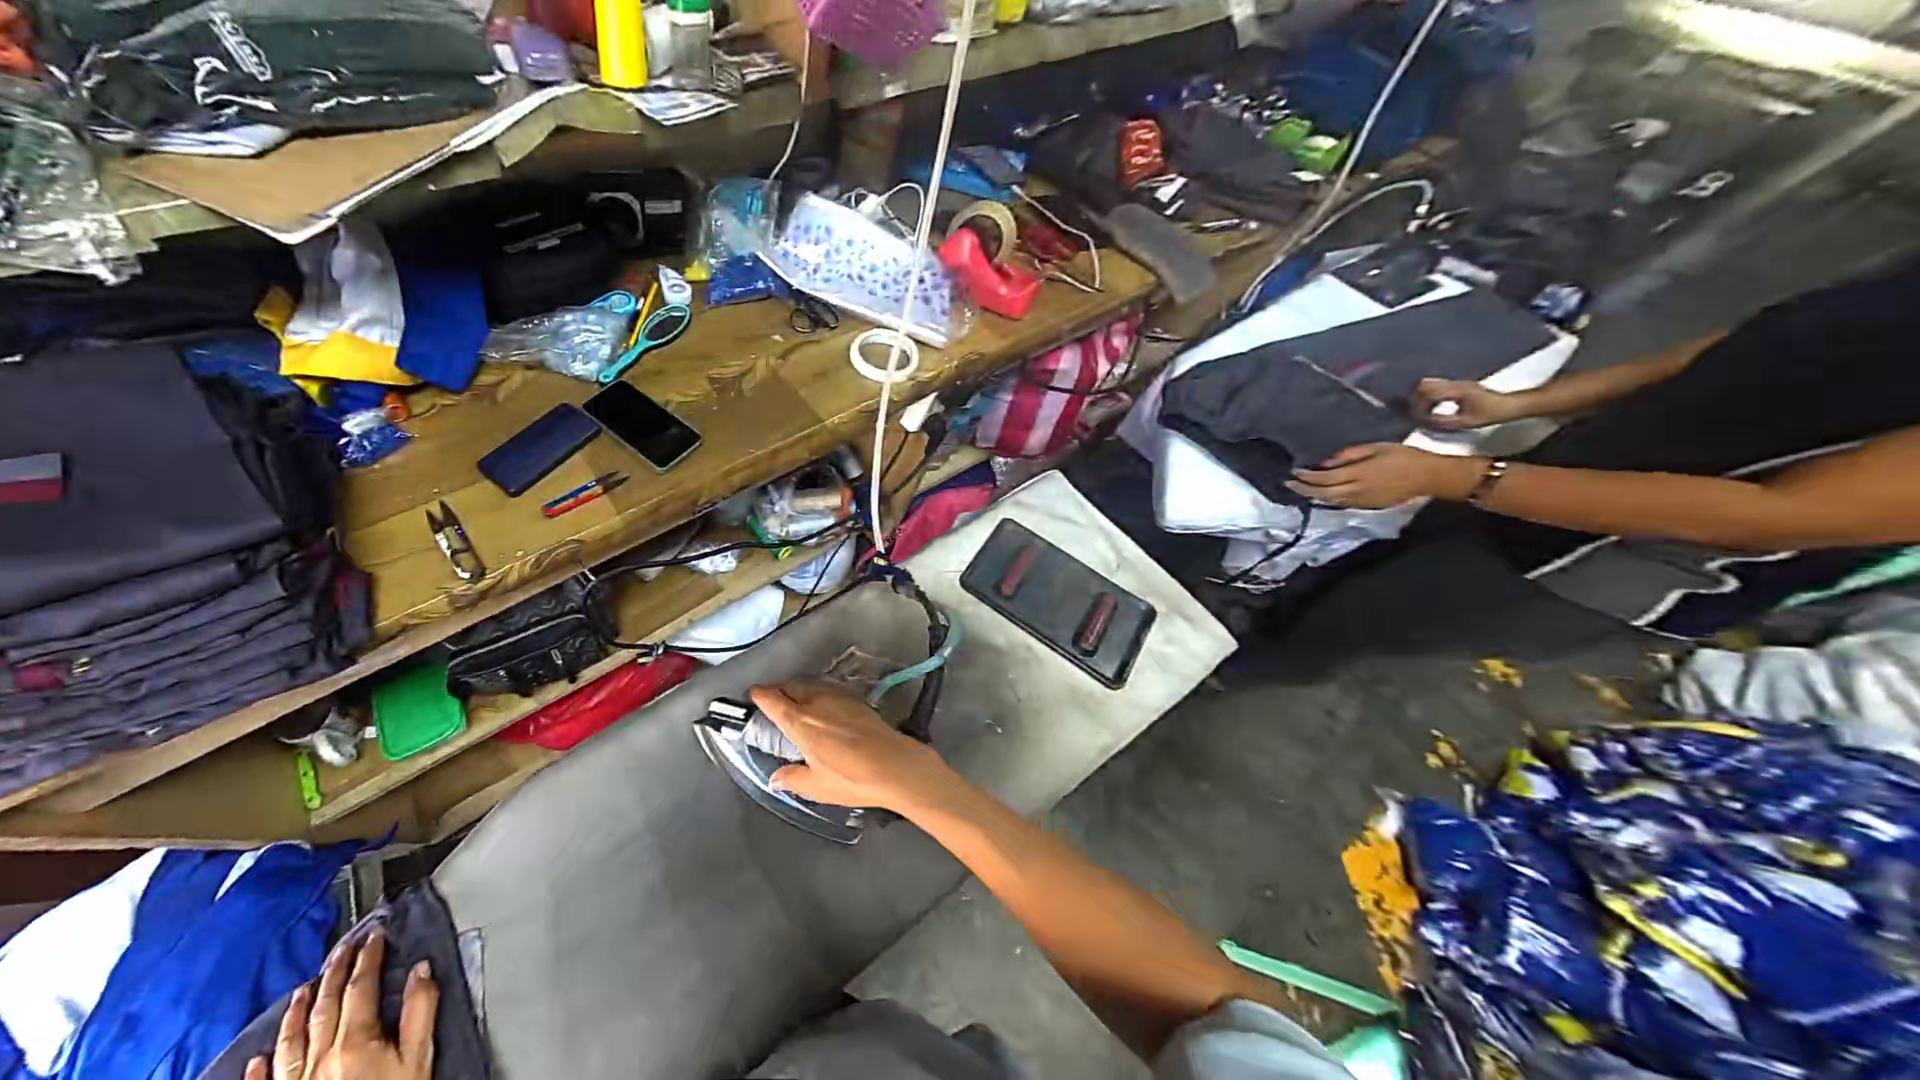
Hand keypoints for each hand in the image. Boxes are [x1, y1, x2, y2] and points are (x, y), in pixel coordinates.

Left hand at [248, 931, 437, 1079]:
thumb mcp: (419, 1057)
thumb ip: (419, 1011)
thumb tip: (420, 969)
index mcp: (353, 1042)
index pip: (359, 989)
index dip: (368, 959)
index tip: (374, 936)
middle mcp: (318, 1059)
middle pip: (324, 1008)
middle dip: (335, 973)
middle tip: (344, 948)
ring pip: (291, 1040)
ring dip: (296, 1011)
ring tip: (303, 988)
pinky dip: (260, 1068)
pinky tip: (258, 1058)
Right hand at [750, 680, 956, 813]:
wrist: (897, 766)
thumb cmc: (853, 779)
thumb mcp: (817, 786)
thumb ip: (793, 778)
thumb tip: (775, 777)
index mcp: (801, 723)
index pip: (774, 701)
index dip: (761, 695)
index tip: (753, 694)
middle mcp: (818, 704)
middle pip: (792, 686)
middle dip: (779, 689)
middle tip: (773, 700)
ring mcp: (840, 699)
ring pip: (812, 686)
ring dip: (800, 690)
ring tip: (796, 703)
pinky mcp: (858, 702)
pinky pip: (830, 692)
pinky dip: (819, 695)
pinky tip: (824, 709)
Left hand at [1288, 444, 1487, 508]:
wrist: (1429, 477)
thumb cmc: (1405, 457)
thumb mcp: (1377, 447)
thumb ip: (1349, 455)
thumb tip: (1325, 462)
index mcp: (1359, 473)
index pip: (1325, 478)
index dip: (1306, 476)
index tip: (1294, 471)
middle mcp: (1357, 490)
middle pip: (1322, 493)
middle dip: (1303, 489)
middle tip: (1288, 483)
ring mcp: (1362, 501)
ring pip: (1330, 501)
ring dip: (1312, 496)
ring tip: (1298, 489)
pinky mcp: (1367, 506)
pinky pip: (1341, 504)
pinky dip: (1327, 500)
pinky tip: (1320, 495)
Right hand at [1412, 379, 1529, 430]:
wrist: (1508, 405)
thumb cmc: (1489, 414)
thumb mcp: (1466, 422)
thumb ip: (1443, 421)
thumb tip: (1423, 422)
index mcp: (1457, 391)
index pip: (1429, 394)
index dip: (1419, 407)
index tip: (1417, 418)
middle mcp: (1455, 383)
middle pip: (1425, 385)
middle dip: (1417, 400)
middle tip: (1416, 413)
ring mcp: (1456, 382)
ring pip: (1429, 383)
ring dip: (1421, 396)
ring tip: (1421, 410)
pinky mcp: (1457, 384)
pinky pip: (1436, 384)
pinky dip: (1428, 393)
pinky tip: (1430, 404)